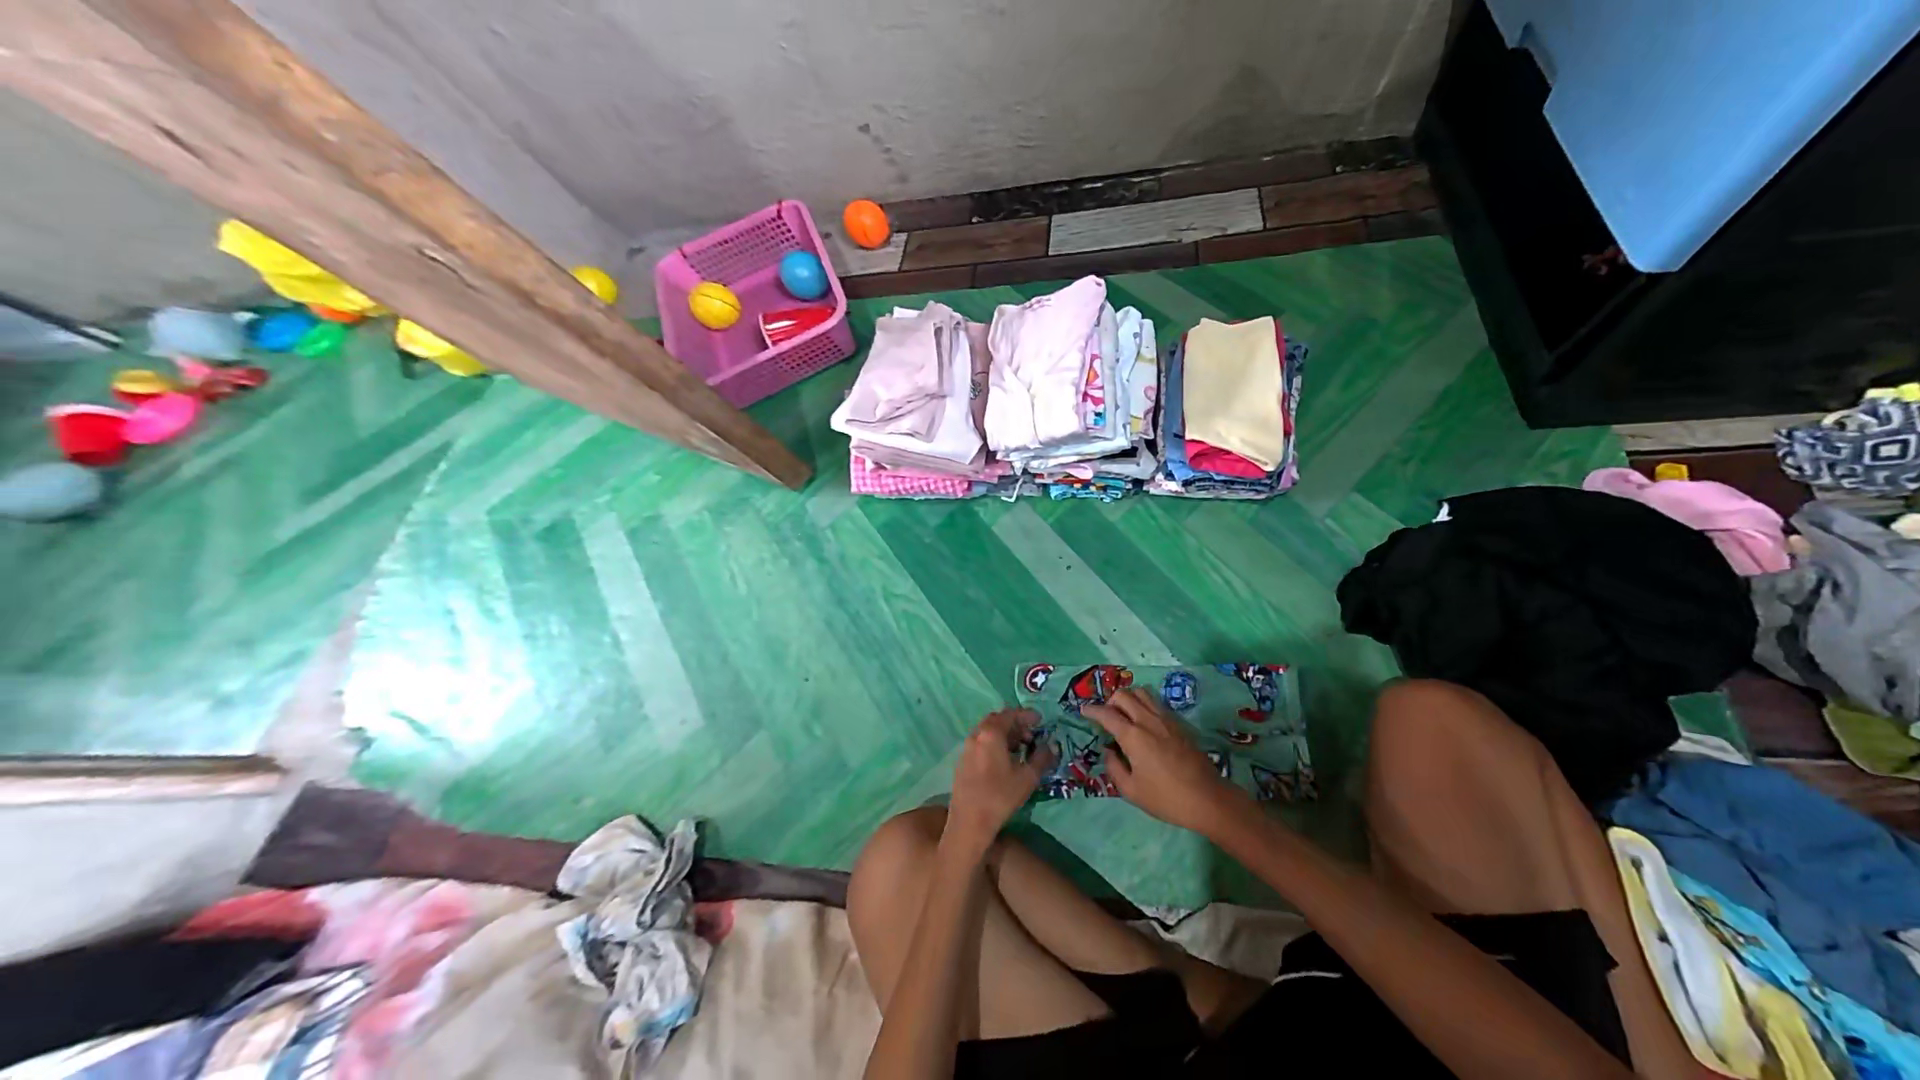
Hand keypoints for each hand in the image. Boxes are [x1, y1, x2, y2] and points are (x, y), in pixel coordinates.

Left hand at [945, 709, 1056, 848]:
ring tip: (1020, 749)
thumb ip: (1042, 758)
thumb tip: (1051, 746)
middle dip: (1015, 724)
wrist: (970, 821)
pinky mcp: (962, 760)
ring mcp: (966, 747)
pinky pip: (981, 742)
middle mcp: (976, 735)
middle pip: (997, 720)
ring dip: (1005, 734)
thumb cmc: (1001, 796)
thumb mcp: (1028, 777)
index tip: (1040, 720)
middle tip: (1031, 735)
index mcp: (991, 734)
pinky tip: (1004, 760)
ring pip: (987, 732)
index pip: (1010, 714)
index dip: (1027, 715)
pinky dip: (994, 743)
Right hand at [1084, 688, 1251, 834]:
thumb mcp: (1131, 790)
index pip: (1106, 714)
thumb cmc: (1166, 798)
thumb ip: (1114, 767)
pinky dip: (1144, 705)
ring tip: (1125, 715)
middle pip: (1124, 695)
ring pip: (1142, 693)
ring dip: (1129, 699)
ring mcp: (1166, 720)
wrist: (1208, 799)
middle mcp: (1148, 720)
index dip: (1092, 711)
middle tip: (1106, 717)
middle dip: (1110, 701)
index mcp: (1133, 736)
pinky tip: (1144, 723)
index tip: (1083, 711)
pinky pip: (1156, 703)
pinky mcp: (1179, 724)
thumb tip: (1108, 751)